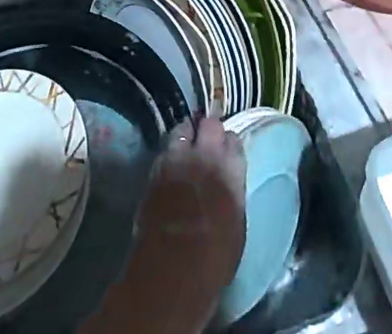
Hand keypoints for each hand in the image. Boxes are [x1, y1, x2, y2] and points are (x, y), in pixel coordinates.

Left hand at [81, 117, 246, 333]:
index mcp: (230, 171)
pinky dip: (171, 151)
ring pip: (182, 129)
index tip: (228, 148)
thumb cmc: (214, 257)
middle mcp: (203, 157)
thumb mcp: (236, 223)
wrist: (173, 267)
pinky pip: (166, 149)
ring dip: (187, 133)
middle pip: (209, 125)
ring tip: (188, 143)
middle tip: (209, 136)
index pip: (234, 141)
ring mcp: (176, 159)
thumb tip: (227, 180)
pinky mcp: (155, 168)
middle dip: (209, 128)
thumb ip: (232, 190)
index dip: (230, 144)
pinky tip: (172, 163)